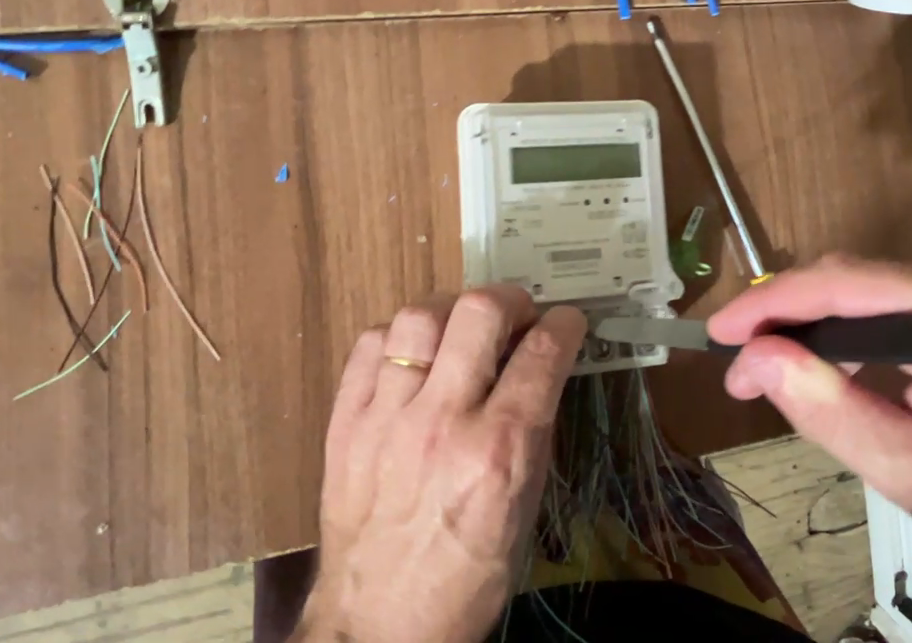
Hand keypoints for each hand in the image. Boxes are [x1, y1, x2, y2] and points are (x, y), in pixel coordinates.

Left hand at [298, 287, 586, 642]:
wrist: (381, 625)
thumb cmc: (470, 572)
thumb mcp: (526, 504)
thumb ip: (534, 425)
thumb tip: (543, 364)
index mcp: (499, 451)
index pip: (542, 353)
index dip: (564, 323)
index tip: (567, 320)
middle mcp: (443, 423)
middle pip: (478, 312)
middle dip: (510, 299)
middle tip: (517, 316)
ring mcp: (386, 419)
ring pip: (418, 316)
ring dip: (451, 311)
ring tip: (462, 329)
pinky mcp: (344, 424)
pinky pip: (369, 345)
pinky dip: (399, 338)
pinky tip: (414, 356)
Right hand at [709, 258, 911, 640]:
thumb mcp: (910, 472)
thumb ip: (827, 408)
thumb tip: (756, 358)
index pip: (844, 285)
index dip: (771, 303)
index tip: (717, 334)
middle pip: (855, 280)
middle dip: (788, 316)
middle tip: (742, 369)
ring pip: (873, 294)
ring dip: (817, 327)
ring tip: (775, 374)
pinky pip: (900, 313)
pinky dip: (854, 338)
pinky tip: (832, 372)